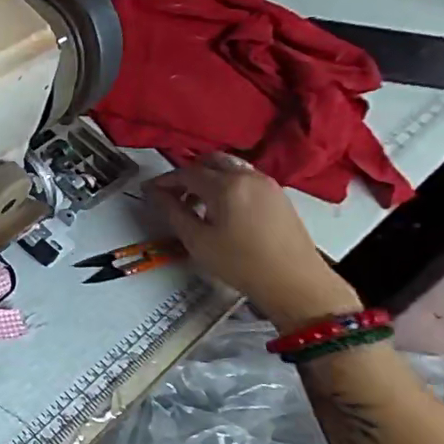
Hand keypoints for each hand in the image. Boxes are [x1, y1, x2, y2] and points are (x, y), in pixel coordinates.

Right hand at [147, 153, 363, 329]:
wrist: (294, 281)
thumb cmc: (241, 264)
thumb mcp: (199, 242)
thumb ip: (174, 213)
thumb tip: (156, 194)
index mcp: (225, 186)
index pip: (187, 173)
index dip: (165, 180)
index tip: (150, 190)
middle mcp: (247, 175)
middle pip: (210, 161)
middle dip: (188, 174)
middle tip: (175, 195)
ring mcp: (267, 182)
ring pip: (230, 168)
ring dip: (209, 178)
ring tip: (199, 205)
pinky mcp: (278, 194)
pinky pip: (246, 178)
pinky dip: (228, 184)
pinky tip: (224, 210)